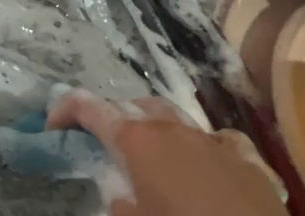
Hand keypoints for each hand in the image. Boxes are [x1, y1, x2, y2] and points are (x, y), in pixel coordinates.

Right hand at [46, 89, 285, 215]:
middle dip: (112, 117)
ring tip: (152, 147)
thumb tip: (122, 193)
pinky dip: (208, 144)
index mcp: (134, 139)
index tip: (54, 130)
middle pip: (129, 105)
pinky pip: (223, 139)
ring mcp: (212, 141)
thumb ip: (117, 200)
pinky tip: (210, 161)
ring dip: (155, 124)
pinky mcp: (250, 163)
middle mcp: (169, 128)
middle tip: (104, 143)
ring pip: (173, 114)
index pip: (85, 106)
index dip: (63, 112)